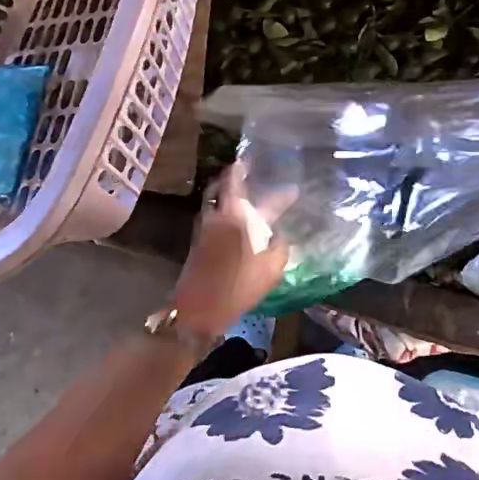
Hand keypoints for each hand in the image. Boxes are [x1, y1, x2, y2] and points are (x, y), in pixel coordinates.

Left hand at [170, 166, 289, 337]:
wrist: (197, 308)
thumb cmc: (237, 286)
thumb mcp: (270, 270)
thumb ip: (280, 247)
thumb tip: (281, 236)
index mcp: (236, 215)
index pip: (241, 183)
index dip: (258, 177)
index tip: (273, 174)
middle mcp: (217, 215)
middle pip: (225, 186)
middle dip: (237, 177)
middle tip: (248, 171)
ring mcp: (204, 227)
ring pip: (216, 200)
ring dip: (229, 193)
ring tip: (244, 193)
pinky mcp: (198, 241)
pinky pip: (213, 215)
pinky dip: (224, 209)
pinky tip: (237, 220)